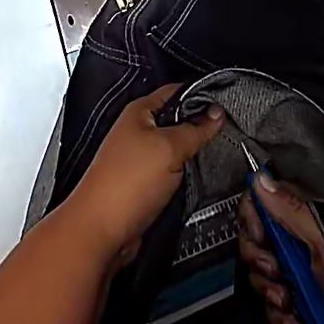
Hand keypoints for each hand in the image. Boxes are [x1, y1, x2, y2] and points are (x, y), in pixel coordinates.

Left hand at [63, 84, 223, 262]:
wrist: (101, 231)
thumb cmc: (123, 184)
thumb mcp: (170, 148)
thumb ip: (195, 129)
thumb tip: (214, 116)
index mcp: (139, 112)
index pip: (176, 92)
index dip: (200, 95)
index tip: (221, 106)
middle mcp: (136, 132)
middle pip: (176, 120)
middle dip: (197, 127)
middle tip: (217, 133)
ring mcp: (138, 158)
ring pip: (173, 148)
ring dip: (188, 153)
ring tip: (206, 157)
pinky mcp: (142, 183)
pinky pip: (168, 171)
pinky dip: (181, 175)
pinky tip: (191, 179)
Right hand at [236, 175, 323, 323]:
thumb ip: (291, 210)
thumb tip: (261, 178)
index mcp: (310, 218)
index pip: (266, 204)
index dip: (253, 217)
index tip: (259, 234)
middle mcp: (303, 243)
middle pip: (258, 241)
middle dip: (260, 260)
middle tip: (276, 271)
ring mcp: (303, 277)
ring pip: (264, 278)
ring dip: (271, 293)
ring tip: (290, 303)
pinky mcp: (305, 310)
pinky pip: (276, 310)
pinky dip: (282, 319)